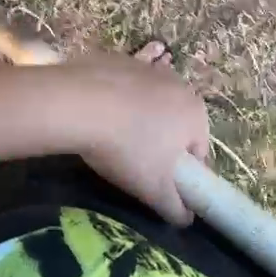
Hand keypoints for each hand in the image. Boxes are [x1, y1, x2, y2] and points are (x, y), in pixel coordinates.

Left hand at [59, 49, 209, 227]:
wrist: (78, 105)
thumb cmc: (127, 148)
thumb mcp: (155, 191)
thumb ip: (178, 209)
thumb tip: (186, 217)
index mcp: (196, 113)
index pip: (197, 152)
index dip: (179, 172)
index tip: (156, 182)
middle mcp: (178, 84)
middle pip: (174, 122)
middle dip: (159, 141)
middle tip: (132, 161)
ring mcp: (147, 68)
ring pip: (149, 100)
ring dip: (138, 116)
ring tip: (112, 135)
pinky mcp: (118, 59)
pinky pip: (123, 81)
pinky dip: (116, 93)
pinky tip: (100, 106)